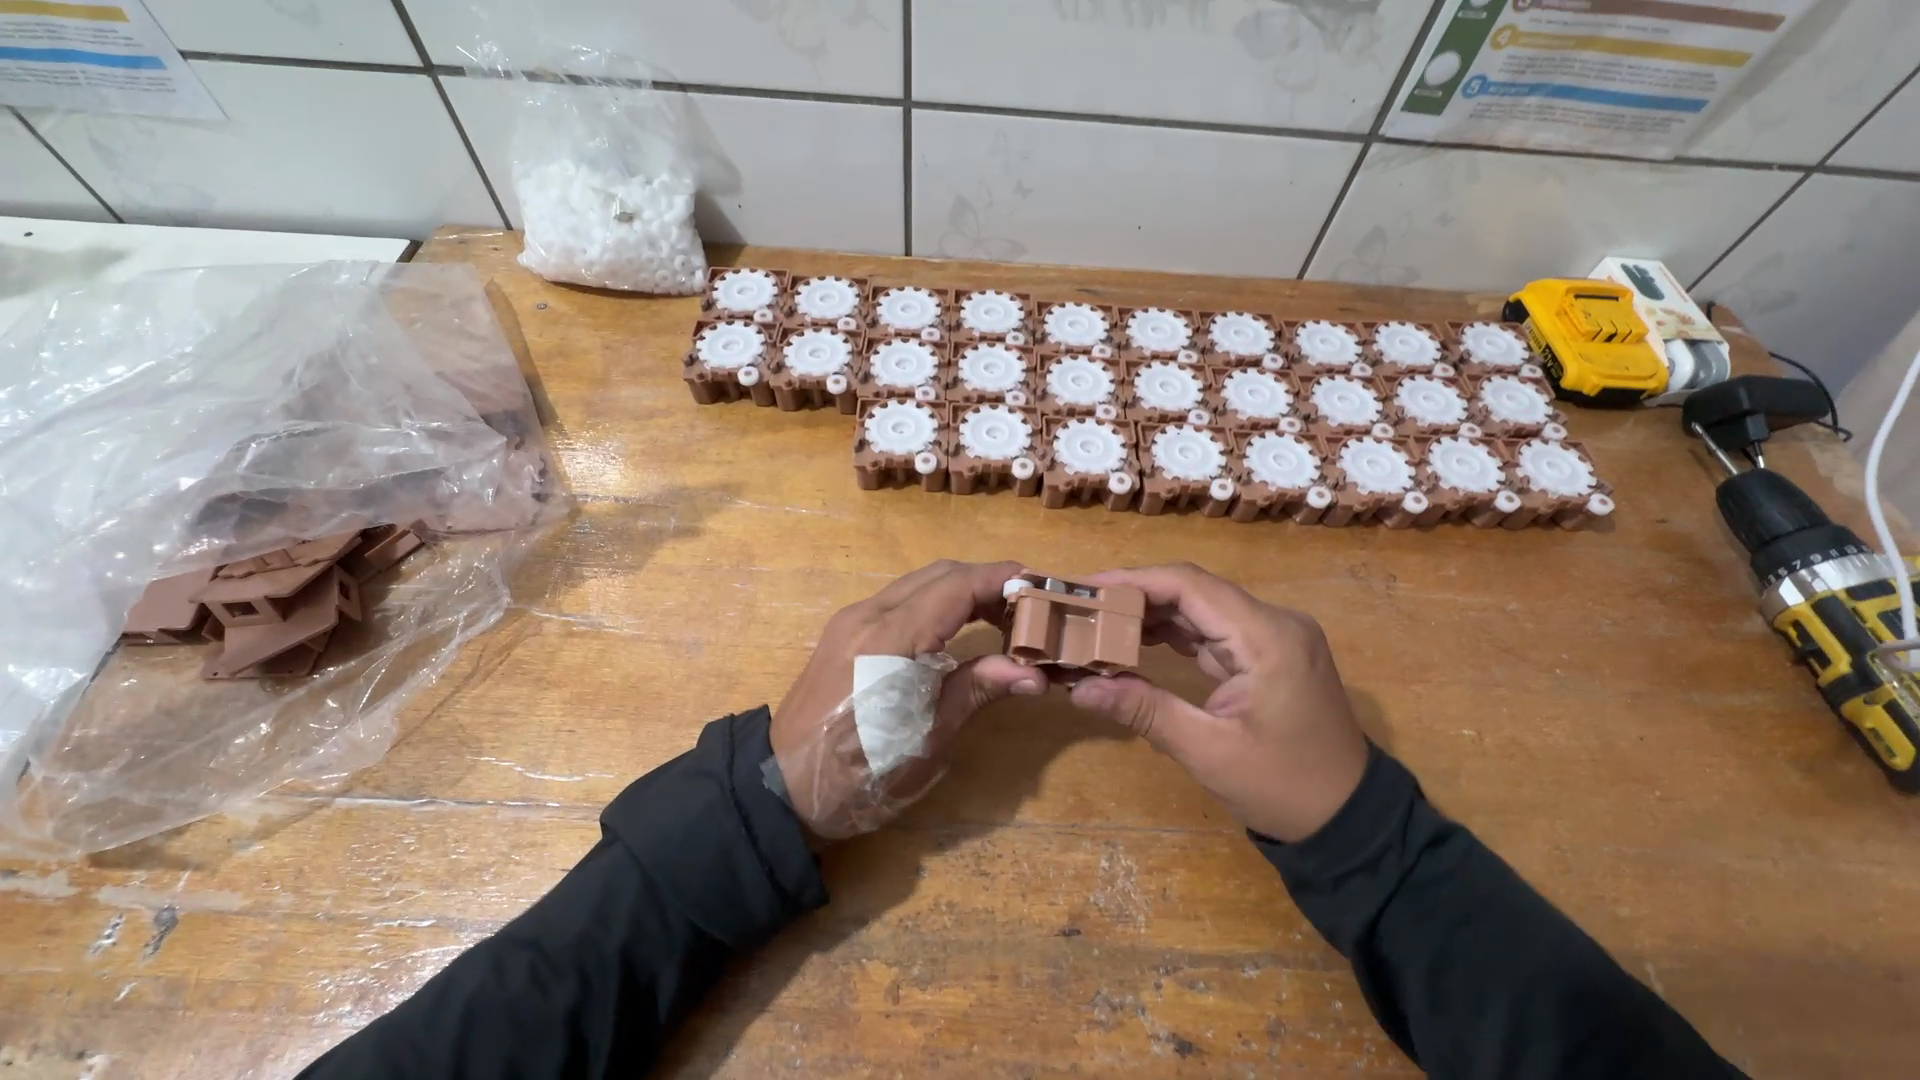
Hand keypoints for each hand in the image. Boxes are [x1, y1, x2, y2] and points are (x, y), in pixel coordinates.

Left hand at [772, 560, 1047, 839]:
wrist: (785, 789)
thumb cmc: (863, 774)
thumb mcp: (928, 740)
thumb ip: (977, 691)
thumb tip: (1034, 674)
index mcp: (890, 641)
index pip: (956, 586)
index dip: (1001, 580)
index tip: (1042, 587)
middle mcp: (868, 616)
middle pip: (939, 574)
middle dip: (987, 582)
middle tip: (1029, 608)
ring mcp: (852, 620)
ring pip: (918, 583)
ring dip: (962, 590)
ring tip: (1002, 618)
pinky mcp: (845, 632)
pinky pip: (900, 600)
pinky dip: (937, 603)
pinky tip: (959, 629)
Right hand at [1068, 563, 1368, 842]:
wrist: (1347, 817)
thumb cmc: (1282, 787)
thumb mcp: (1208, 750)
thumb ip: (1144, 710)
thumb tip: (1079, 688)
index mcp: (1267, 637)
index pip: (1190, 585)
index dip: (1134, 580)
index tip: (1085, 588)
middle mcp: (1274, 622)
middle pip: (1194, 591)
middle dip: (1136, 596)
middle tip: (1082, 607)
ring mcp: (1274, 636)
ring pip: (1201, 608)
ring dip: (1152, 613)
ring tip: (1097, 621)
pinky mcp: (1268, 653)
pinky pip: (1213, 630)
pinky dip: (1173, 633)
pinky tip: (1135, 639)